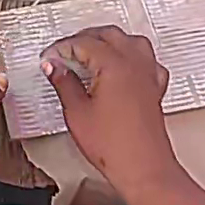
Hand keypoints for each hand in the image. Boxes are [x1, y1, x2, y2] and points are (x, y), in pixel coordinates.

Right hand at [41, 26, 184, 199]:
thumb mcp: (76, 112)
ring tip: (90, 52)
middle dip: (83, 38)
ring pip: (130, 41)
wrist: (143, 170)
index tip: (50, 58)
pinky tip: (121, 66)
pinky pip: (146, 59)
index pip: (83, 43)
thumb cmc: (113, 146)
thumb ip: (64, 83)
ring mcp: (148, 75)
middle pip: (108, 34)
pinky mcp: (155, 89)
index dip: (62, 48)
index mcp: (114, 65)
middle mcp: (134, 64)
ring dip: (109, 41)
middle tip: (63, 52)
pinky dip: (131, 56)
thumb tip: (54, 67)